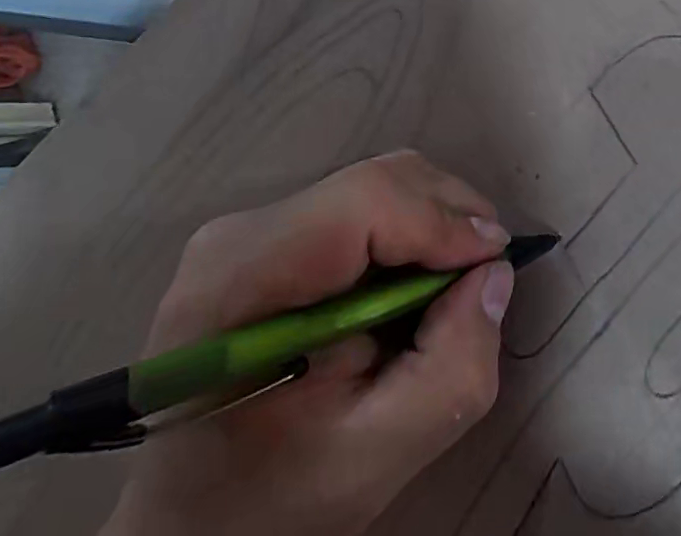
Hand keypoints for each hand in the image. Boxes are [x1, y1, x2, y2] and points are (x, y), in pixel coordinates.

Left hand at [98, 151, 513, 535]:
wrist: (185, 512)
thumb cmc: (268, 498)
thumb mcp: (375, 457)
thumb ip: (452, 368)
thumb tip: (493, 273)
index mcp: (242, 280)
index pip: (360, 204)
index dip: (439, 220)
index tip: (495, 261)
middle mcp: (240, 230)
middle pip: (372, 179)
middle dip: (445, 215)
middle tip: (482, 275)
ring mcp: (248, 225)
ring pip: (371, 185)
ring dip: (428, 224)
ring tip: (447, 287)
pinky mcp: (266, 232)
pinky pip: (356, 206)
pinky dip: (402, 232)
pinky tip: (405, 287)